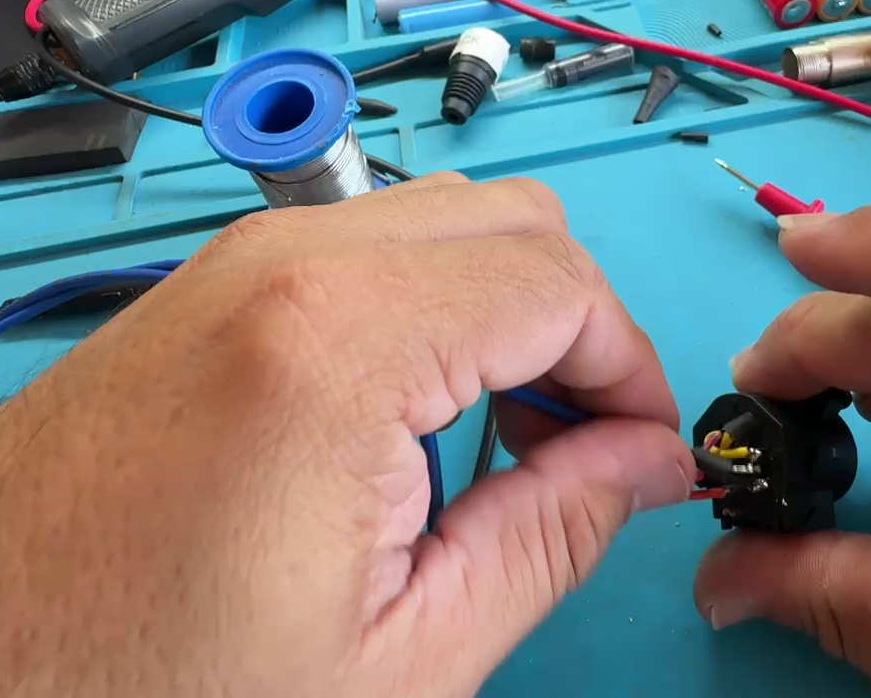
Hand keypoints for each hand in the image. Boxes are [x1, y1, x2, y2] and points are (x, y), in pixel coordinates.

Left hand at [0, 175, 694, 696]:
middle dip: (578, 320)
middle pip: (517, 220)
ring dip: (510, 304)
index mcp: (346, 335)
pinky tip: (415, 409)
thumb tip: (649, 463)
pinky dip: (439, 300)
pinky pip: (381, 243)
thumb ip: (554, 531)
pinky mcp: (221, 272)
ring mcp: (251, 248)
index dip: (630, 366)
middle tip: (576, 436)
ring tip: (501, 428)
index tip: (644, 450)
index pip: (561, 284)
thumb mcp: (401, 660)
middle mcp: (299, 252)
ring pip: (453, 217)